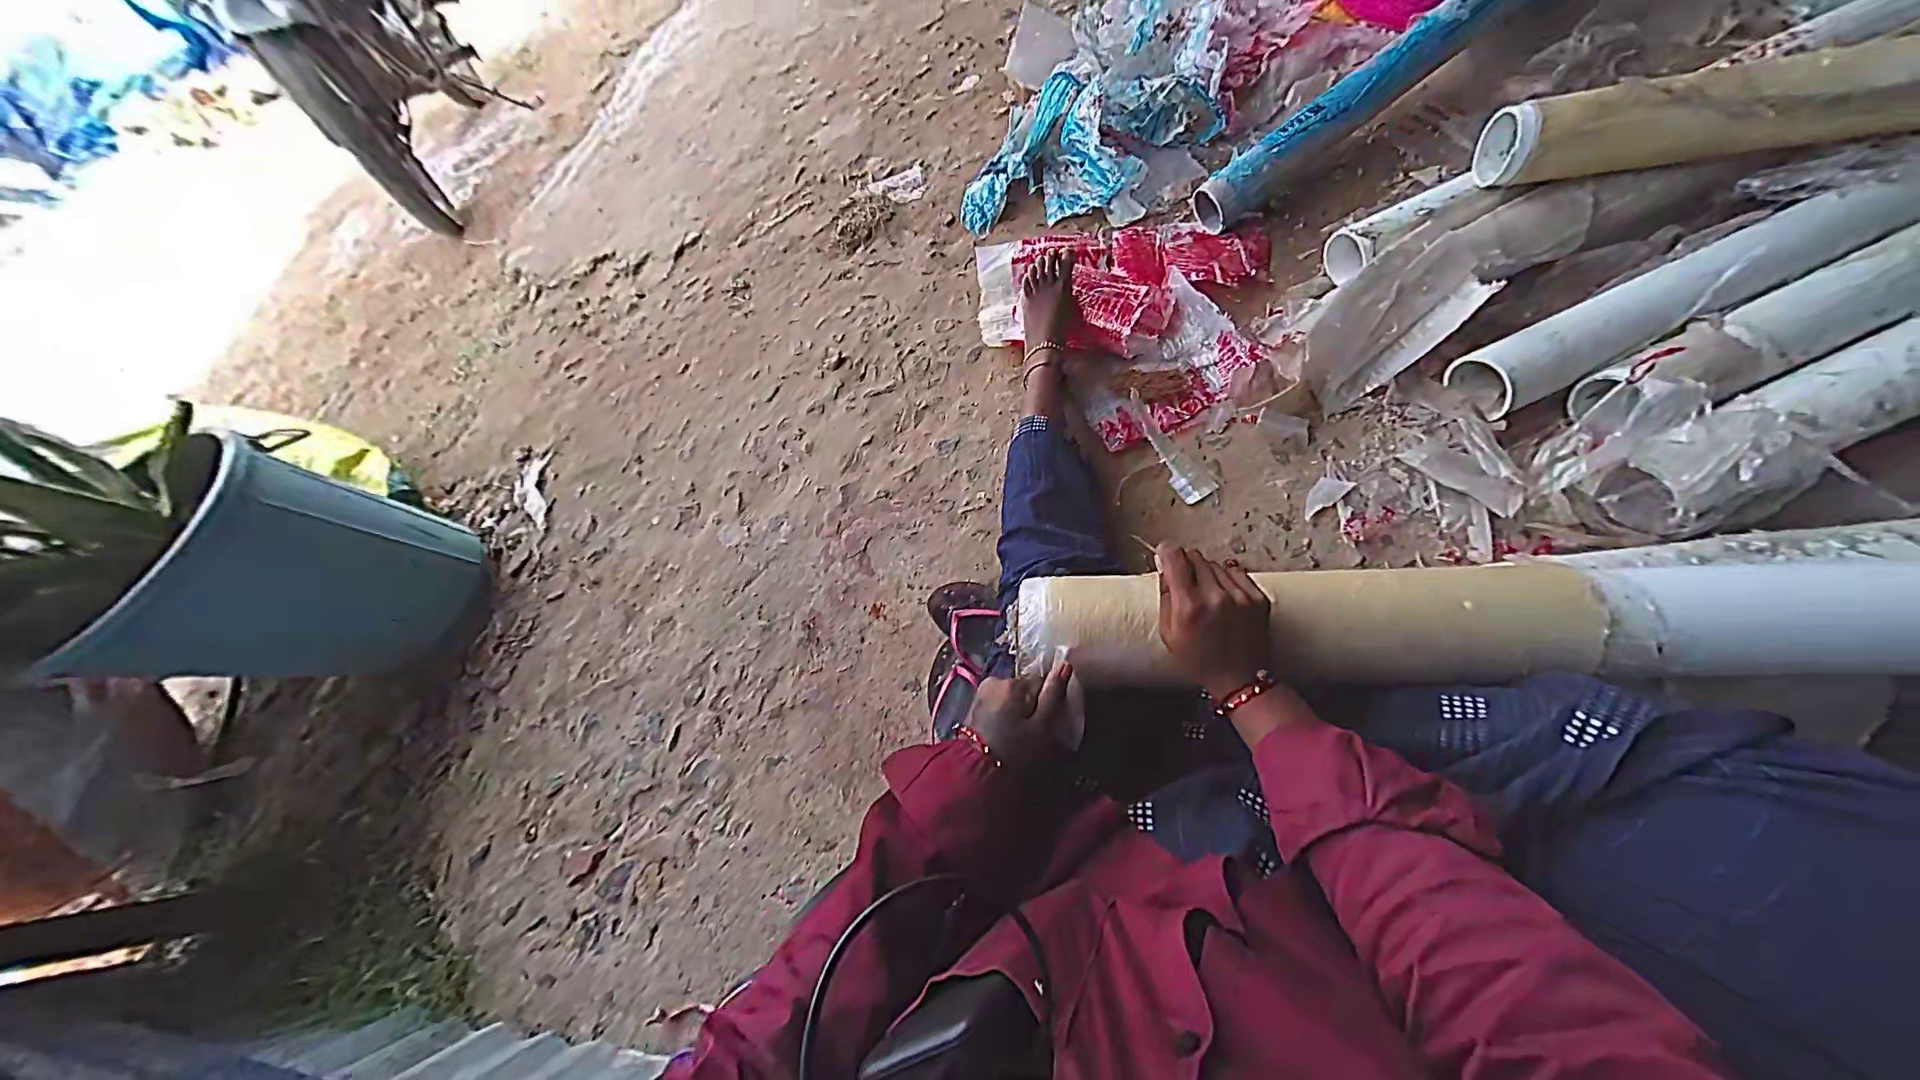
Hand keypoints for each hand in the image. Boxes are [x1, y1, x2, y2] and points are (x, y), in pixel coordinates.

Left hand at [965, 660, 1072, 769]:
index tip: (1048, 722)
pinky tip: (1005, 734)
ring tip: (1018, 736)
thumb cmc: (1015, 752)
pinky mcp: (974, 705)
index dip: (1049, 702)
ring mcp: (982, 692)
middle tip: (1033, 733)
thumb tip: (1065, 665)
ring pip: (1012, 697)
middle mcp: (995, 680)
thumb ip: (1053, 695)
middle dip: (1031, 706)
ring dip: (1017, 712)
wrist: (976, 774)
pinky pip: (999, 704)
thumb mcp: (1042, 727)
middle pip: (1025, 688)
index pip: (1042, 681)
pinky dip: (1005, 715)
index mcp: (1012, 683)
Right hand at [1155, 544, 1273, 698]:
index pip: (1176, 558)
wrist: (1241, 679)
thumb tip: (1164, 567)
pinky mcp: (1257, 597)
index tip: (1164, 553)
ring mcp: (1240, 596)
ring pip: (1215, 564)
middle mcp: (1216, 597)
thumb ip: (1165, 597)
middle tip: (1186, 583)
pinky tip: (1224, 597)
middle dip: (1186, 565)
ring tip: (1207, 596)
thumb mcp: (1169, 634)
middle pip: (1195, 557)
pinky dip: (1227, 579)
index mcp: (1190, 607)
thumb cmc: (1199, 660)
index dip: (1167, 552)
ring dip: (1207, 573)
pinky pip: (1236, 573)